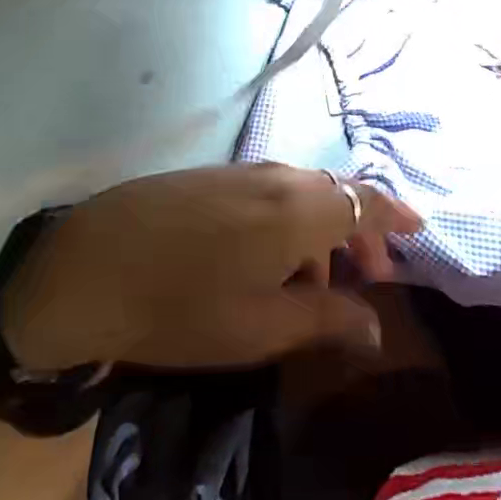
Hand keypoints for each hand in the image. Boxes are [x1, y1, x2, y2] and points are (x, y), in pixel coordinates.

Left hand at [0, 164, 422, 370]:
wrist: (83, 267)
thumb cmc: (183, 305)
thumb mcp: (261, 327)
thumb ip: (327, 319)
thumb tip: (375, 328)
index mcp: (302, 209)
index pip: (368, 200)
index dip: (396, 215)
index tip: (417, 230)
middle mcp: (280, 177)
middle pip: (339, 192)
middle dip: (361, 229)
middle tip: (367, 273)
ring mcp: (243, 171)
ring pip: (304, 191)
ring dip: (323, 227)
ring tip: (314, 275)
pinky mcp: (212, 176)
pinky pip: (271, 190)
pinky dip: (289, 218)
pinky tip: (266, 255)